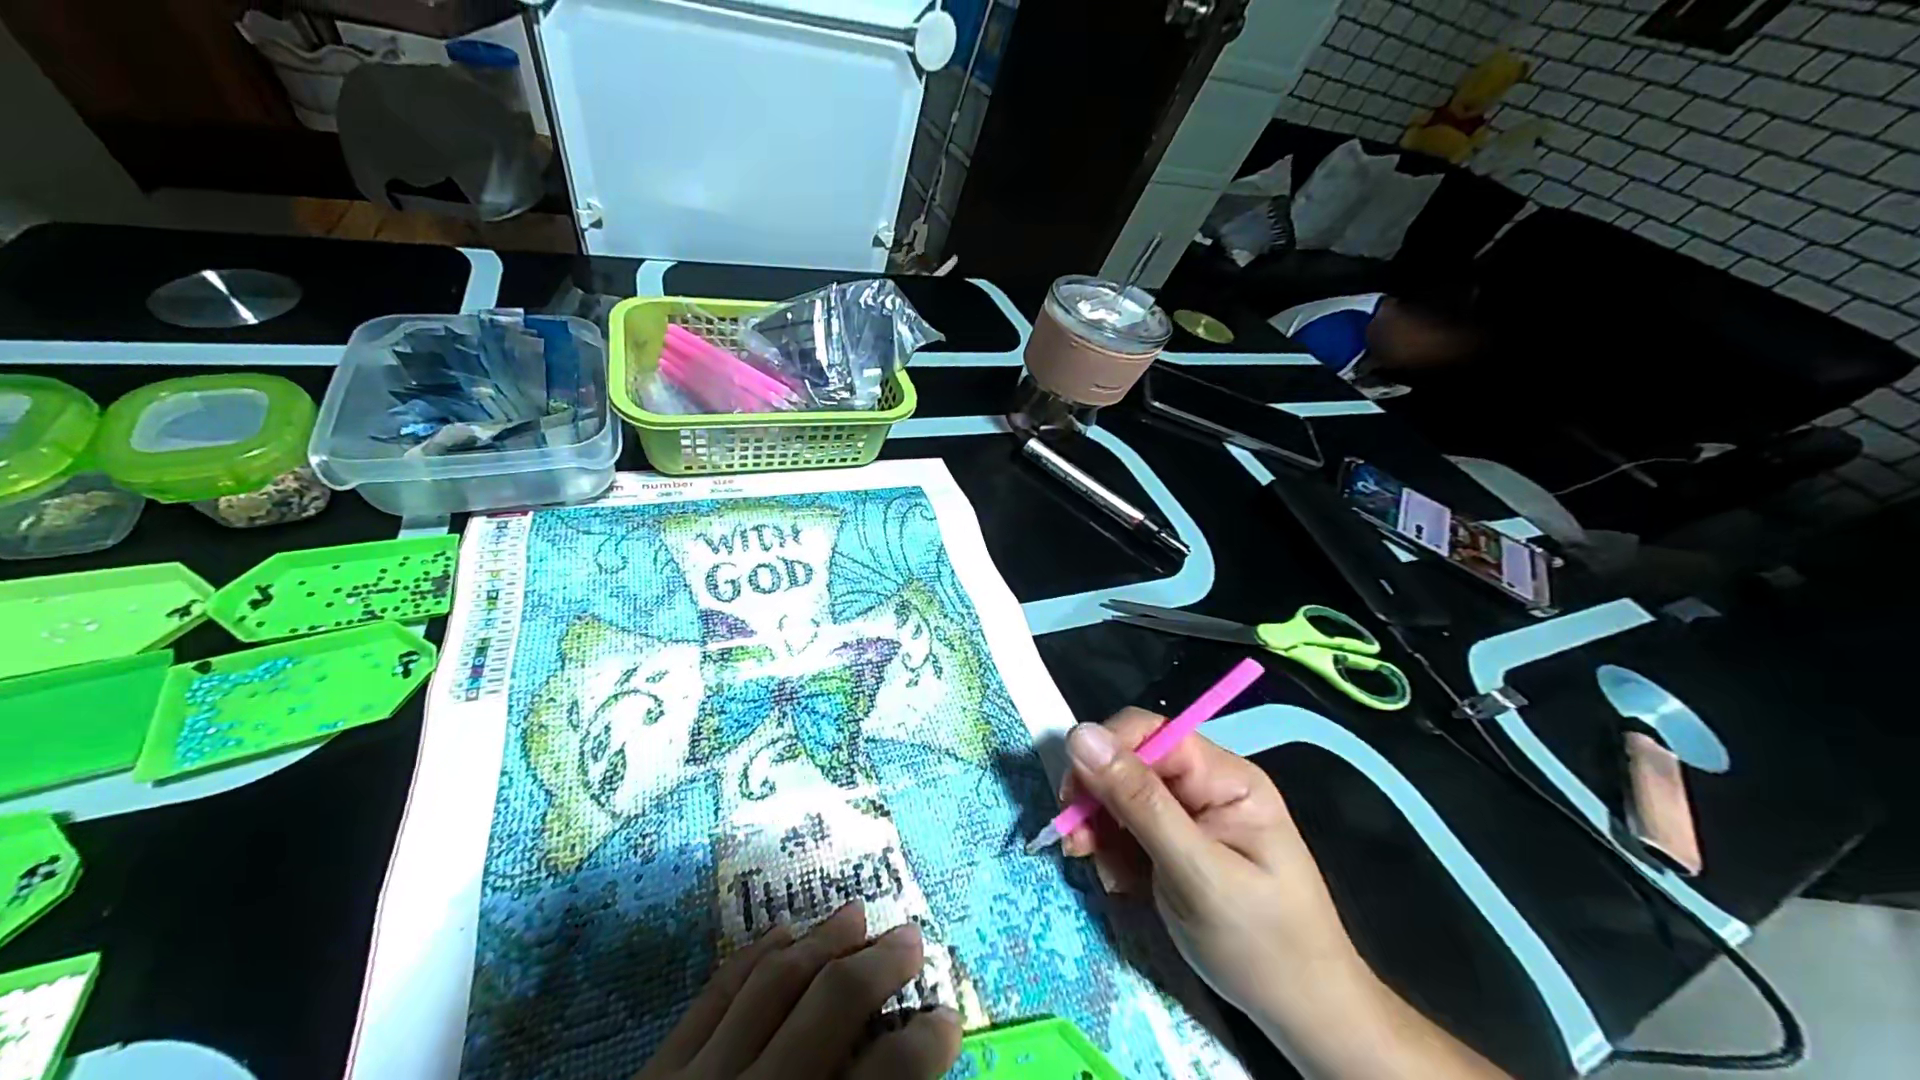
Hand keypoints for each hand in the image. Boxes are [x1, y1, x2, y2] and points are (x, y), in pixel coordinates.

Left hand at [635, 900, 961, 1079]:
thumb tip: (902, 1073)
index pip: (888, 1073)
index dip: (928, 1043)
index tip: (947, 1021)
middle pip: (832, 1003)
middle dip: (881, 964)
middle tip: (911, 936)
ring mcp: (699, 1079)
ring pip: (774, 982)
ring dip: (822, 941)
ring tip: (856, 913)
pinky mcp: (655, 1073)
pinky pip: (713, 994)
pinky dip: (752, 958)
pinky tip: (781, 932)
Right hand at [1057, 709, 1361, 1020]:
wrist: (1303, 1014)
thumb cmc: (1261, 943)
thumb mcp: (1196, 874)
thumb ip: (1138, 802)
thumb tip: (1078, 733)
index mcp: (1223, 777)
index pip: (1150, 733)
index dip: (1104, 755)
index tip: (1072, 800)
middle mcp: (1205, 785)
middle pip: (1129, 764)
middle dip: (1097, 802)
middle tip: (1079, 847)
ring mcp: (1190, 816)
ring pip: (1120, 799)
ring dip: (1102, 833)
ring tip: (1110, 876)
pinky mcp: (1175, 845)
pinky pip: (1127, 831)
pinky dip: (1114, 854)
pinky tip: (1124, 884)